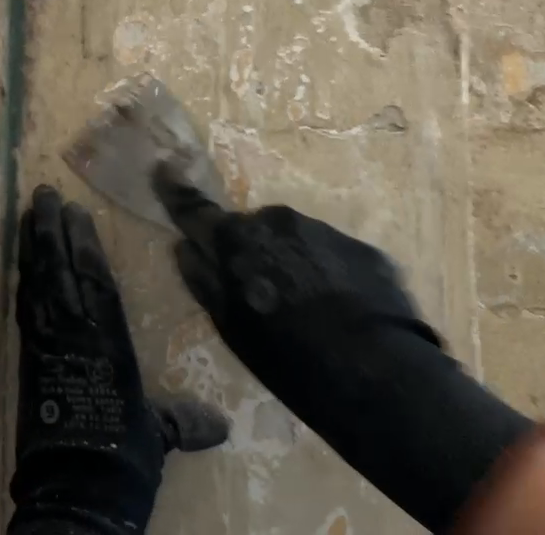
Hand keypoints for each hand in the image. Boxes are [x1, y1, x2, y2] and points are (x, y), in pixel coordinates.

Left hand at [10, 185, 227, 534]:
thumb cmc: (123, 456)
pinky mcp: (26, 357)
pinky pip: (24, 306)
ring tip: (29, 211)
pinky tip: (21, 261)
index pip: (95, 279)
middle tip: (42, 193)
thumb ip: (183, 421)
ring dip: (31, 243)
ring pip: (36, 280)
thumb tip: (220, 429)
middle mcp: (75, 332)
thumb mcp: (159, 434)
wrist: (76, 487)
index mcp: (110, 341)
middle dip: (50, 227)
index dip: (85, 242)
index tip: (76, 210)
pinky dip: (22, 278)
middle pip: (58, 268)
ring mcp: (46, 342)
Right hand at [154, 168, 536, 532]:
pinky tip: (339, 311)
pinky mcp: (363, 249)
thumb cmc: (289, 359)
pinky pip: (330, 255)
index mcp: (234, 240)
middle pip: (249, 228)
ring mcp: (323, 230)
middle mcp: (275, 221)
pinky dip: (326, 274)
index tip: (162, 166)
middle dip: (247, 249)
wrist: (382, 379)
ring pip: (291, 239)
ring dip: (289, 262)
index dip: (174, 190)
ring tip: (306, 308)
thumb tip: (185, 246)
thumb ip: (203, 280)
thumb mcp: (230, 328)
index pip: (194, 208)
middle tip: (258, 291)